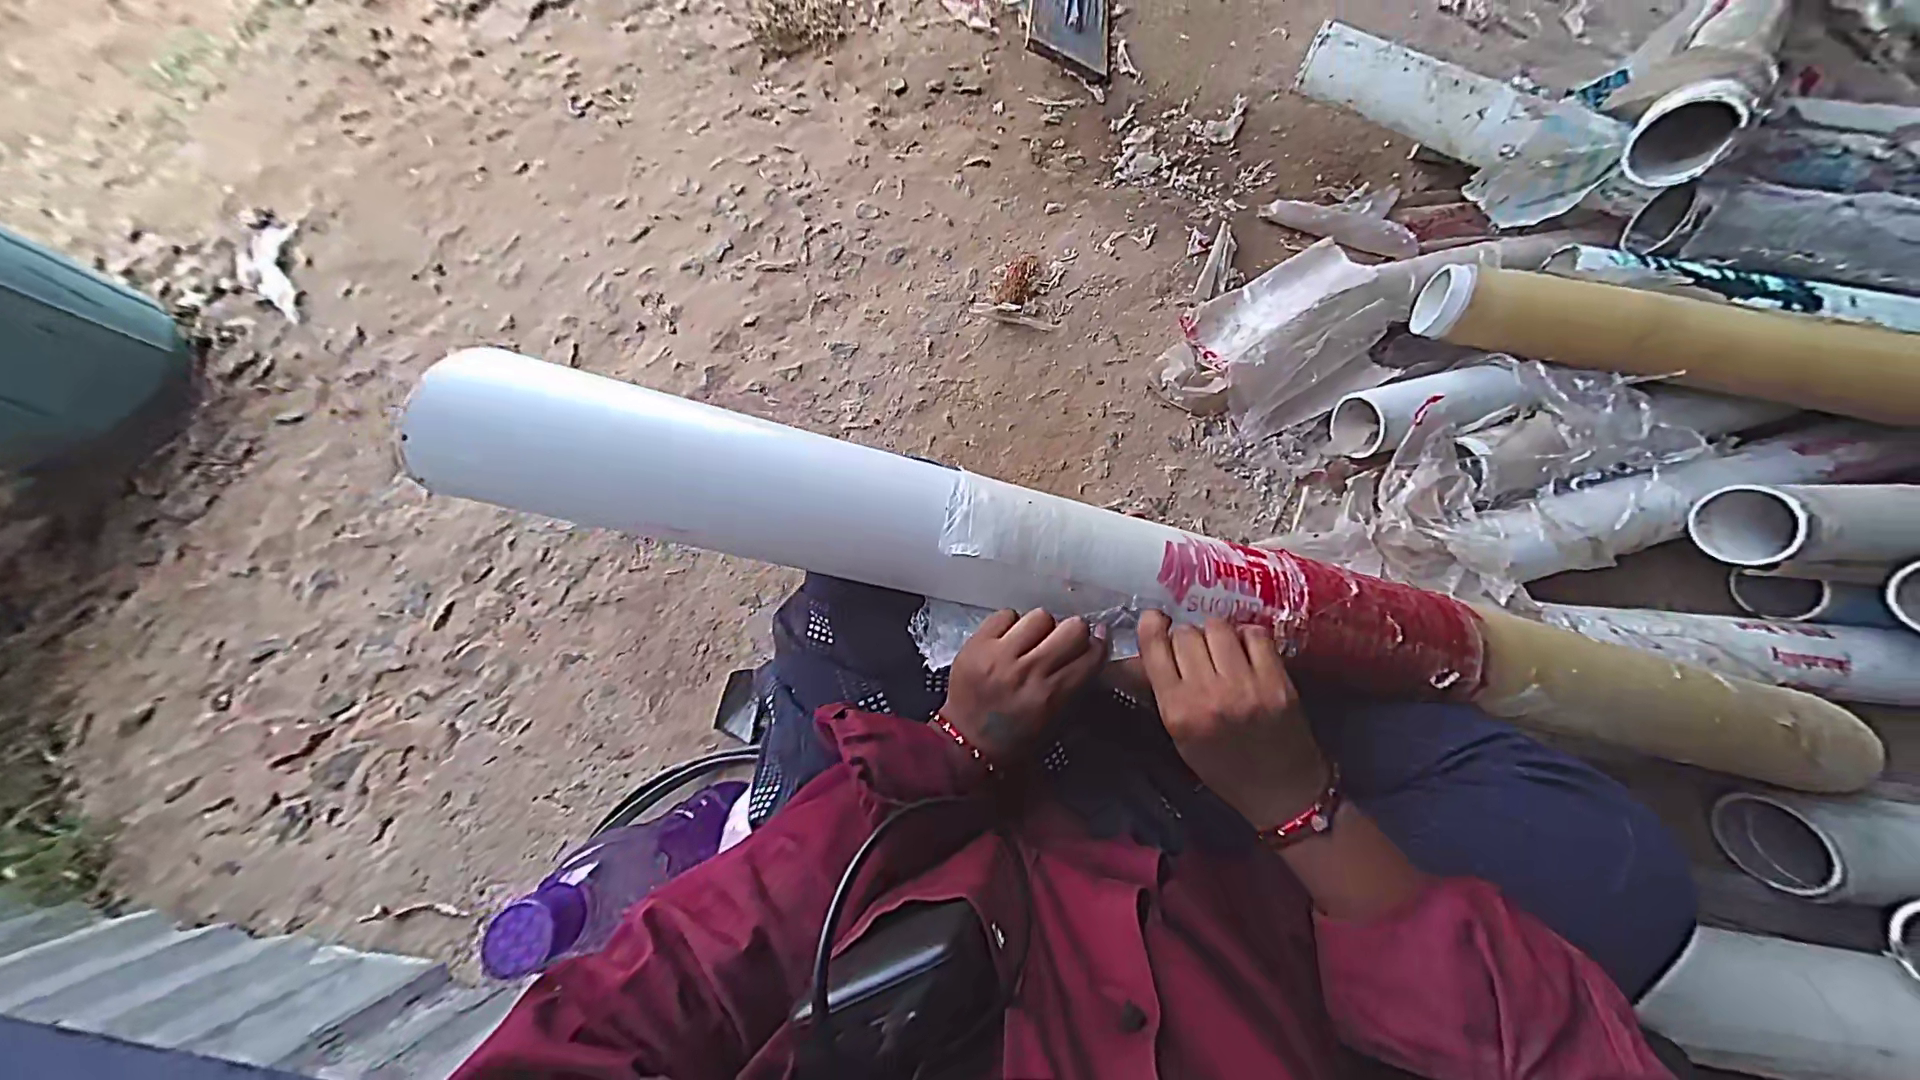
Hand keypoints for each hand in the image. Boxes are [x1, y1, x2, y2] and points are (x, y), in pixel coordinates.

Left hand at [940, 608, 1109, 761]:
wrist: (964, 740)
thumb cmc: (1014, 735)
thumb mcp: (1053, 718)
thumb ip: (1073, 681)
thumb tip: (1095, 642)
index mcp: (1050, 694)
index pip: (1090, 655)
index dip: (1098, 645)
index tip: (1095, 641)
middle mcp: (1028, 671)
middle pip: (1072, 628)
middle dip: (1073, 633)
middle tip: (1063, 641)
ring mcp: (1000, 655)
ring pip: (1040, 616)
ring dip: (1041, 627)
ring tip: (1031, 641)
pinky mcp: (977, 644)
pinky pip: (1006, 614)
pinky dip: (1011, 624)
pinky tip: (1007, 640)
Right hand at [1137, 610, 1329, 829]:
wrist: (1280, 791)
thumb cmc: (1222, 766)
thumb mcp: (1179, 734)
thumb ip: (1165, 690)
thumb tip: (1154, 646)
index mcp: (1177, 710)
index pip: (1155, 648)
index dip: (1151, 625)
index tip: (1155, 619)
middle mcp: (1208, 694)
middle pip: (1186, 634)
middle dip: (1186, 637)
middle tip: (1196, 650)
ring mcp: (1245, 686)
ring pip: (1218, 627)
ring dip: (1215, 633)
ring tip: (1222, 647)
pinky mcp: (1277, 682)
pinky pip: (1255, 634)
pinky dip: (1247, 636)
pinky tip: (1246, 649)